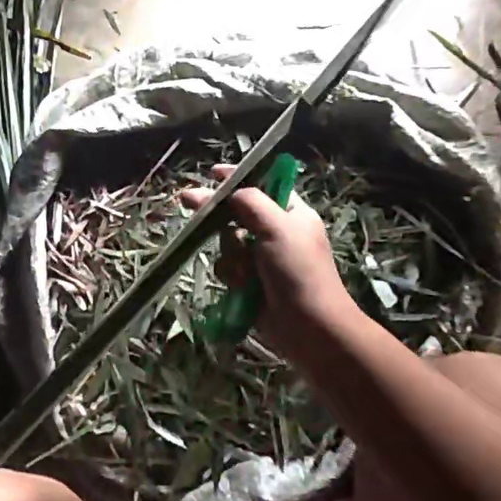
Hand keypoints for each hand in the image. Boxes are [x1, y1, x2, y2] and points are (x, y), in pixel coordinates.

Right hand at [179, 163, 356, 354]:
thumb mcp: (278, 227)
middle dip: (222, 218)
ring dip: (231, 254)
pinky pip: (228, 267)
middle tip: (190, 202)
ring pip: (228, 242)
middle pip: (237, 214)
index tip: (213, 173)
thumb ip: (251, 202)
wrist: (309, 327)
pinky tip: (241, 286)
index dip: (237, 179)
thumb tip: (228, 189)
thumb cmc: (298, 271)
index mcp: (291, 213)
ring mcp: (262, 259)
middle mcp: (276, 232)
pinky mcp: (250, 282)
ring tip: (244, 271)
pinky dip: (231, 275)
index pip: (261, 186)